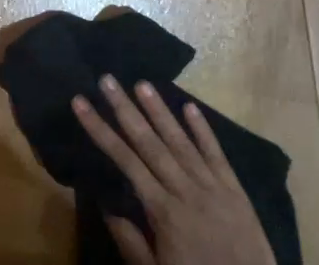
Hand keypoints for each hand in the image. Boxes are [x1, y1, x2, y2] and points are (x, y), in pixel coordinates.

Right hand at [72, 76, 275, 264]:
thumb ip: (129, 239)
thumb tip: (105, 203)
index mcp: (163, 211)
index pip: (124, 160)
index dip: (100, 129)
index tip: (80, 102)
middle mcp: (187, 192)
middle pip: (150, 143)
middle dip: (126, 110)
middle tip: (107, 80)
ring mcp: (215, 190)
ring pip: (182, 143)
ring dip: (160, 112)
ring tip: (142, 83)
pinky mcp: (239, 194)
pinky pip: (219, 157)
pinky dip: (205, 132)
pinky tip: (190, 108)